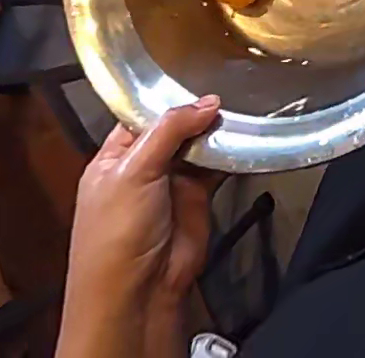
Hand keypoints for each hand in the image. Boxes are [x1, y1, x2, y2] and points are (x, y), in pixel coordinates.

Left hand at [59, 97, 220, 357]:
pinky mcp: (200, 192)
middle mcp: (145, 164)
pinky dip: (233, 150)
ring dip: (220, 128)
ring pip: (202, 141)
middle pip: (178, 125)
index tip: (201, 71)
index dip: (170, 96)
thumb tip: (211, 100)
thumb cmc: (118, 234)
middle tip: (233, 84)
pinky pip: (220, 162)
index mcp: (116, 157)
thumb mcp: (134, 174)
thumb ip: (170, 131)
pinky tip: (248, 133)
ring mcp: (174, 178)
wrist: (139, 293)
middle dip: (201, 109)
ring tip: (246, 105)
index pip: (144, 115)